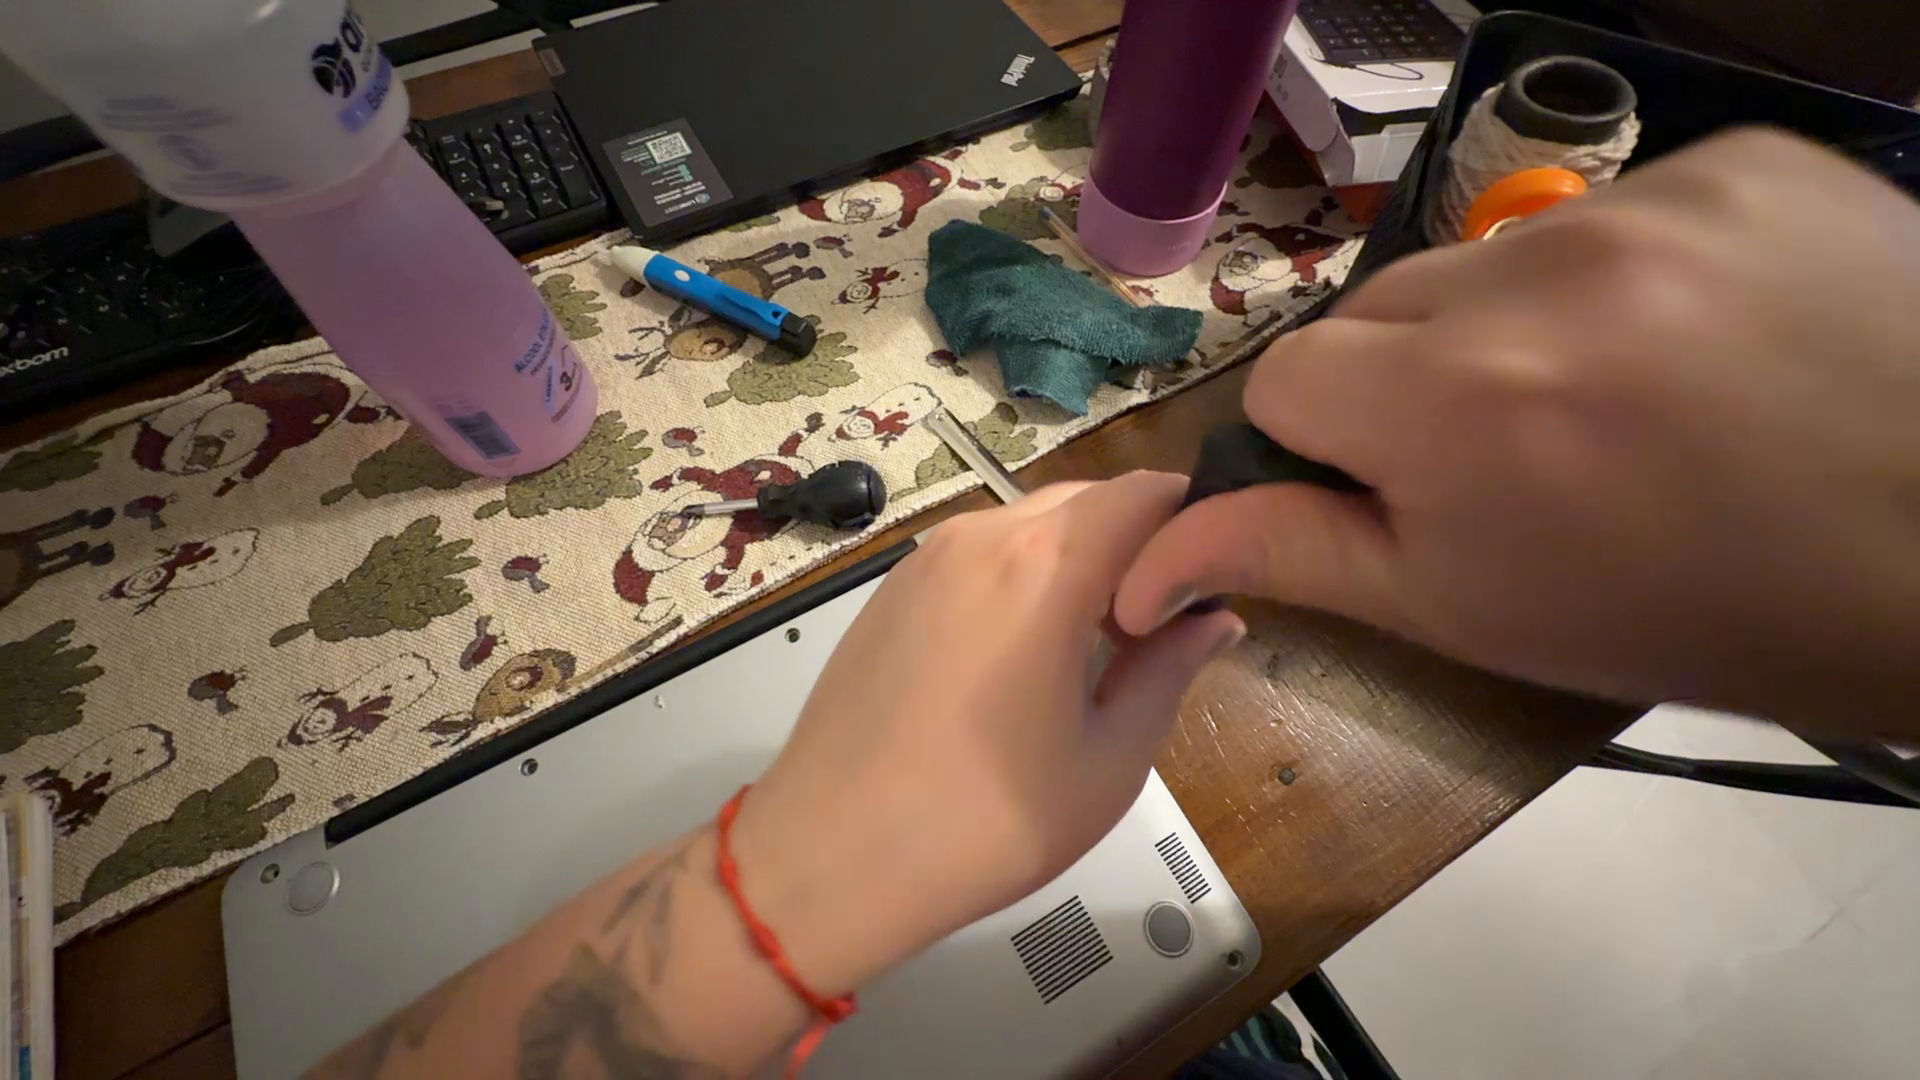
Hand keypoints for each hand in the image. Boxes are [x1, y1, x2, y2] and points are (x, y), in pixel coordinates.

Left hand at [732, 473, 1244, 993]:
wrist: (831, 852)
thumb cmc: (984, 822)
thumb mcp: (1108, 759)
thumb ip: (1170, 670)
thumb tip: (1217, 618)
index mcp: (1045, 566)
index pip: (1142, 493)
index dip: (1189, 520)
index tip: (1208, 573)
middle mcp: (981, 536)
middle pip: (1085, 500)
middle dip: (1134, 541)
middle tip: (1151, 620)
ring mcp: (926, 556)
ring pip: (1028, 522)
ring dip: (1075, 556)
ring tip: (1085, 638)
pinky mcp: (893, 585)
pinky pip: (978, 551)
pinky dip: (1019, 571)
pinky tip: (1014, 645)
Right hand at [1116, 129, 1919, 737]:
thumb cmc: (1664, 607)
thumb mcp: (1446, 604)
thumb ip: (1285, 553)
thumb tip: (1149, 560)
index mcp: (1447, 404)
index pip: (1281, 379)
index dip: (1314, 436)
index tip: (1381, 478)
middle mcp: (1527, 279)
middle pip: (1364, 314)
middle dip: (1388, 383)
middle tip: (1480, 451)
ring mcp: (1641, 204)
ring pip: (1460, 268)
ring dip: (1481, 333)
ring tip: (1576, 398)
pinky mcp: (1732, 164)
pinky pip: (1576, 222)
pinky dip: (1582, 285)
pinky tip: (1660, 340)